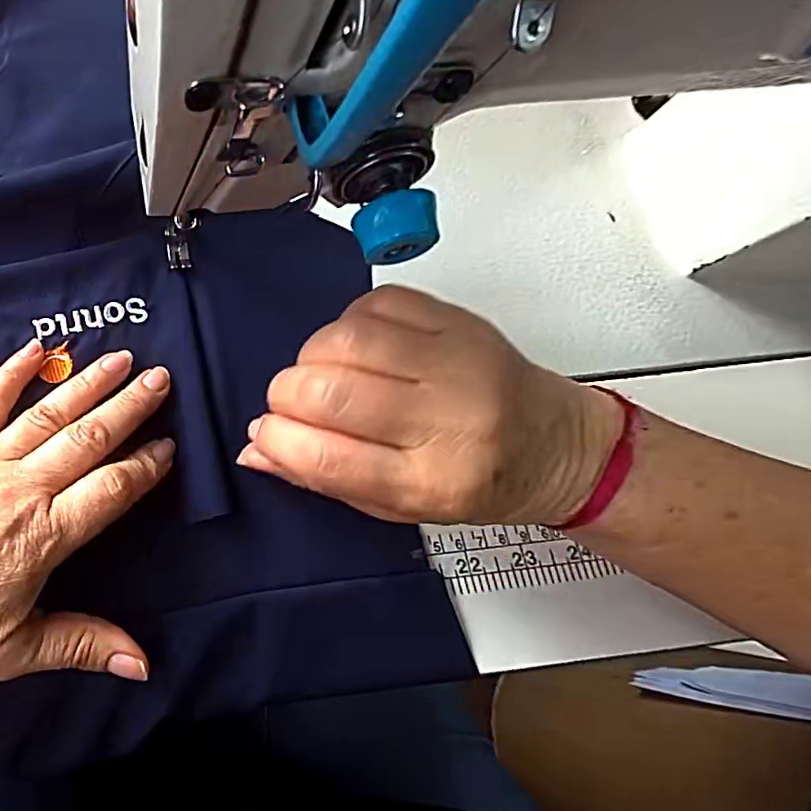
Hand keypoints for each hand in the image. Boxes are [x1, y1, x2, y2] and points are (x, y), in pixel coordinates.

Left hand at [0, 340, 175, 703]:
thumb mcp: (13, 650)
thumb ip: (82, 645)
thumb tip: (144, 664)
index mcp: (42, 538)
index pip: (111, 490)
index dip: (146, 466)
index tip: (169, 446)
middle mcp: (19, 490)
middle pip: (88, 439)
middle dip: (130, 407)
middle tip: (161, 378)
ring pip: (47, 414)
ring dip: (87, 384)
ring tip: (120, 359)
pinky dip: (13, 373)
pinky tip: (37, 349)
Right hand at [236, 285, 621, 525]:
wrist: (554, 446)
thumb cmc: (471, 482)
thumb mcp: (393, 505)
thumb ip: (318, 477)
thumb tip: (256, 449)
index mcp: (431, 480)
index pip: (325, 456)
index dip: (276, 439)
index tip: (266, 434)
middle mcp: (451, 419)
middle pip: (328, 392)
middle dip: (285, 396)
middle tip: (292, 404)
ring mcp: (459, 362)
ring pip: (344, 341)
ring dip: (311, 358)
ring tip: (323, 374)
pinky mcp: (461, 321)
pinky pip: (374, 305)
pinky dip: (346, 325)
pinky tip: (356, 349)